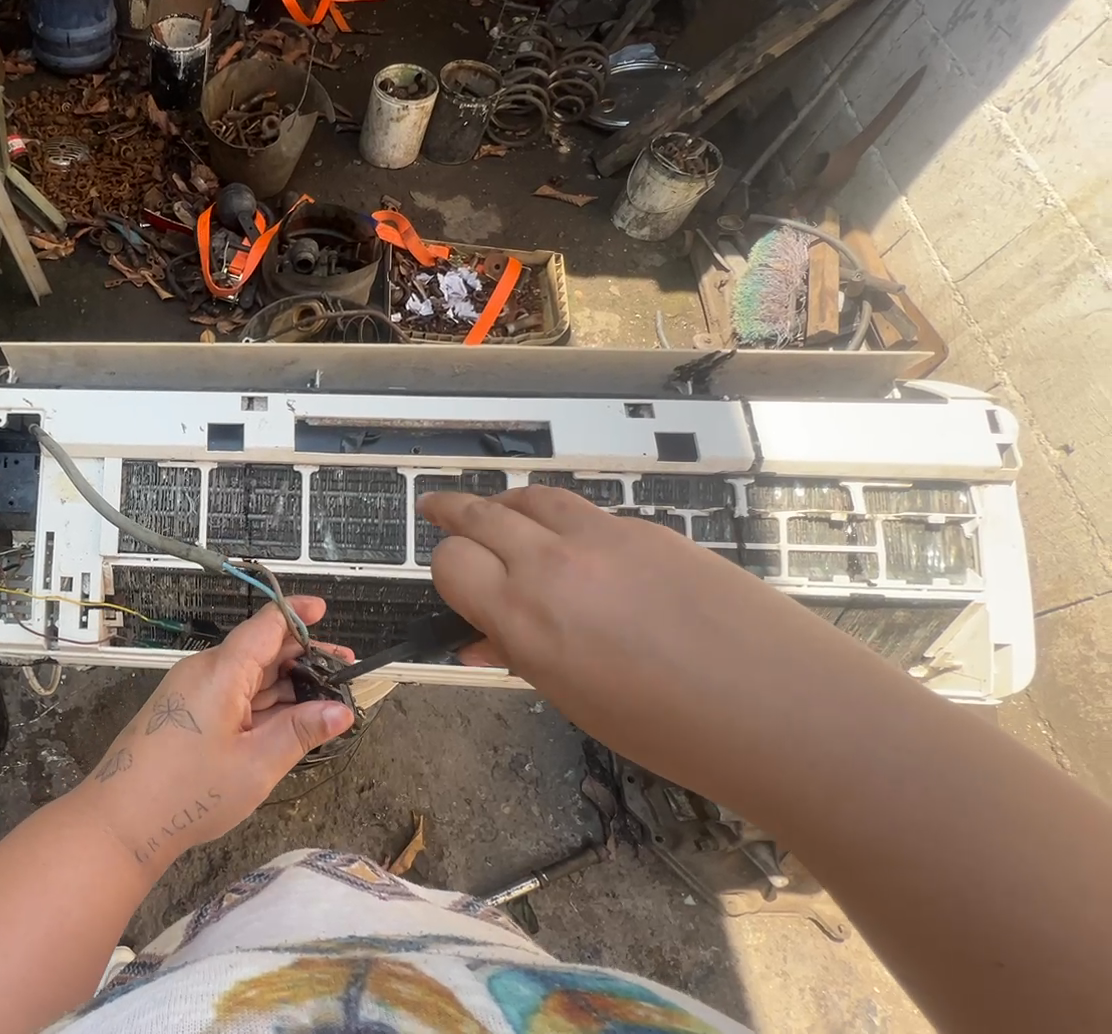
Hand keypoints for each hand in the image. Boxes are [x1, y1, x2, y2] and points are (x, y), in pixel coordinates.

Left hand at [65, 596, 355, 875]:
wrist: (122, 820)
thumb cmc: (190, 790)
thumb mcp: (257, 763)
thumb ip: (301, 731)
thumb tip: (341, 710)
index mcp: (221, 671)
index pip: (265, 626)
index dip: (296, 614)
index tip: (324, 609)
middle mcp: (204, 671)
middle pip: (259, 650)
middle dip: (302, 656)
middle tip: (345, 670)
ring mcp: (192, 691)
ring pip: (247, 675)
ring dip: (285, 683)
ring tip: (326, 697)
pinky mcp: (186, 712)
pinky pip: (231, 694)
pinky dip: (262, 701)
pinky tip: (288, 718)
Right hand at [418, 486, 903, 803]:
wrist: (793, 715)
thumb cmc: (671, 730)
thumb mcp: (574, 699)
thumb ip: (519, 655)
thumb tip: (484, 639)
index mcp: (524, 616)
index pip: (451, 561)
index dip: (448, 570)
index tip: (456, 586)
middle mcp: (554, 564)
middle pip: (480, 513)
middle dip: (450, 511)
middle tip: (435, 510)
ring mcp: (607, 538)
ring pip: (533, 498)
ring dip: (506, 504)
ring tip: (498, 512)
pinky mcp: (653, 530)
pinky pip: (587, 513)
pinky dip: (564, 521)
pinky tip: (578, 548)